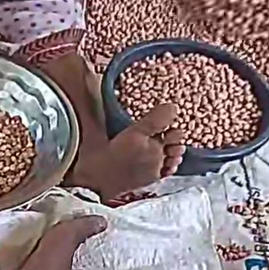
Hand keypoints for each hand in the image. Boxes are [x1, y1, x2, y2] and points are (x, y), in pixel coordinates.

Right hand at [66, 102, 186, 200]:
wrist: (92, 189)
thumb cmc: (92, 161)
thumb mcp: (93, 133)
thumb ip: (97, 108)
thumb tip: (90, 80)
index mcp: (136, 136)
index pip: (167, 114)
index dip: (167, 110)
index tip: (162, 112)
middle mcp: (151, 151)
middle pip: (177, 133)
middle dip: (170, 131)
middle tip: (157, 133)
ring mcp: (155, 166)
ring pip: (178, 150)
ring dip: (172, 146)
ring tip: (159, 147)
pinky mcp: (154, 178)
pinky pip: (172, 166)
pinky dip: (170, 161)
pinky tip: (161, 160)